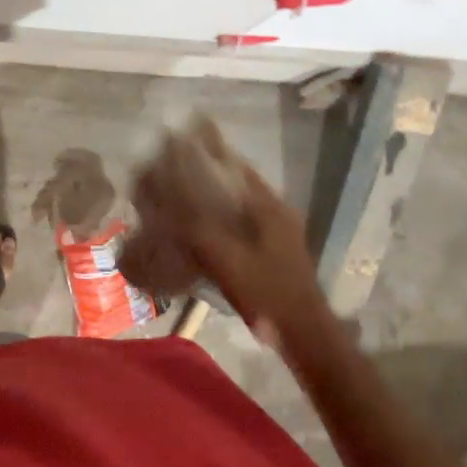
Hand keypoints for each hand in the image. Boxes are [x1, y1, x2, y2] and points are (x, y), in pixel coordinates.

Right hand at [134, 146, 326, 340]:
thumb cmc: (266, 291)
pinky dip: (218, 216)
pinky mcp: (273, 250)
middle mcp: (274, 210)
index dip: (210, 147)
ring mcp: (277, 231)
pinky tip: (197, 226)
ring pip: (237, 201)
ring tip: (178, 192)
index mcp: (266, 205)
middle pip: (235, 180)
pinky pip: (239, 221)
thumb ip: (194, 230)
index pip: (234, 164)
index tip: (184, 135)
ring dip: (210, 194)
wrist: (303, 331)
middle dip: (205, 170)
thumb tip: (163, 207)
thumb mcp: (223, 259)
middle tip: (172, 167)